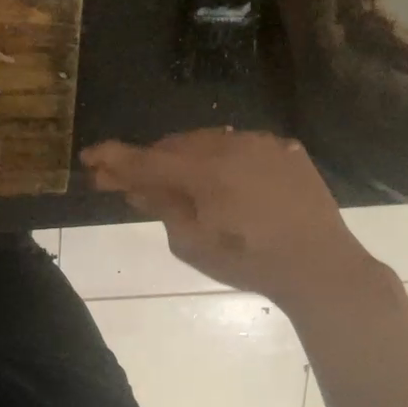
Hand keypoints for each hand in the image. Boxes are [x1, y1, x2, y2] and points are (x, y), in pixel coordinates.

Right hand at [83, 129, 387, 309]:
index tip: (88, 157)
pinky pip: (237, 146)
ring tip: (164, 179)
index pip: (147, 160)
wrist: (319, 265)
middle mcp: (233, 146)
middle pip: (173, 145)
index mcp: (206, 170)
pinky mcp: (285, 152)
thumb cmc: (246, 261)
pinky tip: (209, 178)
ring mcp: (263, 145)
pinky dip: (213, 158)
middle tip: (121, 178)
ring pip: (205, 142)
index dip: (114, 158)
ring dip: (178, 158)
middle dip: (145, 160)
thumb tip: (135, 186)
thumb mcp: (190, 241)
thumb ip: (161, 206)